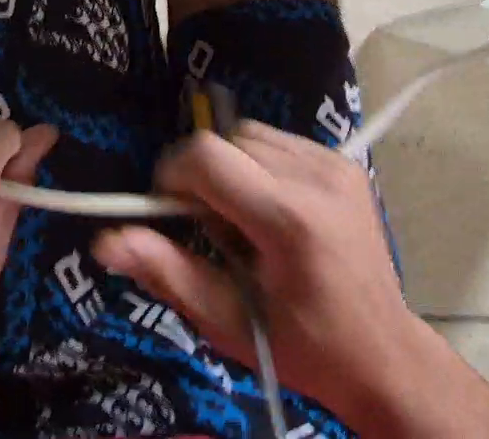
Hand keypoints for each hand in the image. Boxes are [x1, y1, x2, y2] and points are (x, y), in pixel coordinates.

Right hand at [93, 122, 488, 437]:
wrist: (383, 354)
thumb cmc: (301, 346)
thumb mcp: (226, 320)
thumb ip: (166, 271)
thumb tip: (105, 241)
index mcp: (289, 218)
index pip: (207, 155)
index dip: (173, 176)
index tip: (172, 213)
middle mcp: (315, 177)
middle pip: (224, 140)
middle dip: (202, 177)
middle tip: (211, 228)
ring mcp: (334, 164)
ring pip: (248, 134)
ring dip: (229, 167)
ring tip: (242, 219)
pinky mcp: (343, 161)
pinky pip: (276, 140)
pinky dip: (257, 164)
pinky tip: (269, 207)